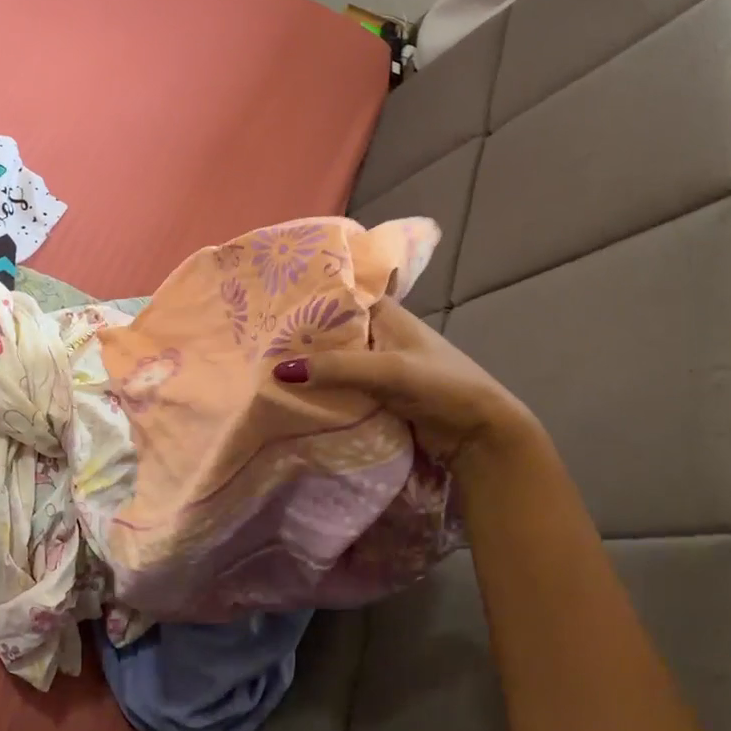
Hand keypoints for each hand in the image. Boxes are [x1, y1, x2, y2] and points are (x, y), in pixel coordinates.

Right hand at [272, 297, 538, 465]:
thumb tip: (278, 371)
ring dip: (300, 365)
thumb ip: (336, 367)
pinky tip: (282, 390)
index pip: (333, 294)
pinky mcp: (368, 393)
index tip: (260, 300)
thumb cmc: (444, 386)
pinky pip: (332, 386)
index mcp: (383, 312)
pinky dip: (312, 388)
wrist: (482, 436)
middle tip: (248, 336)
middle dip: (292, 335)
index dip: (300, 297)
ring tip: (255, 363)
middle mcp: (373, 333)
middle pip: (324, 329)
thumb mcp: (390, 370)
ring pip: (325, 360)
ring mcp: (370, 365)